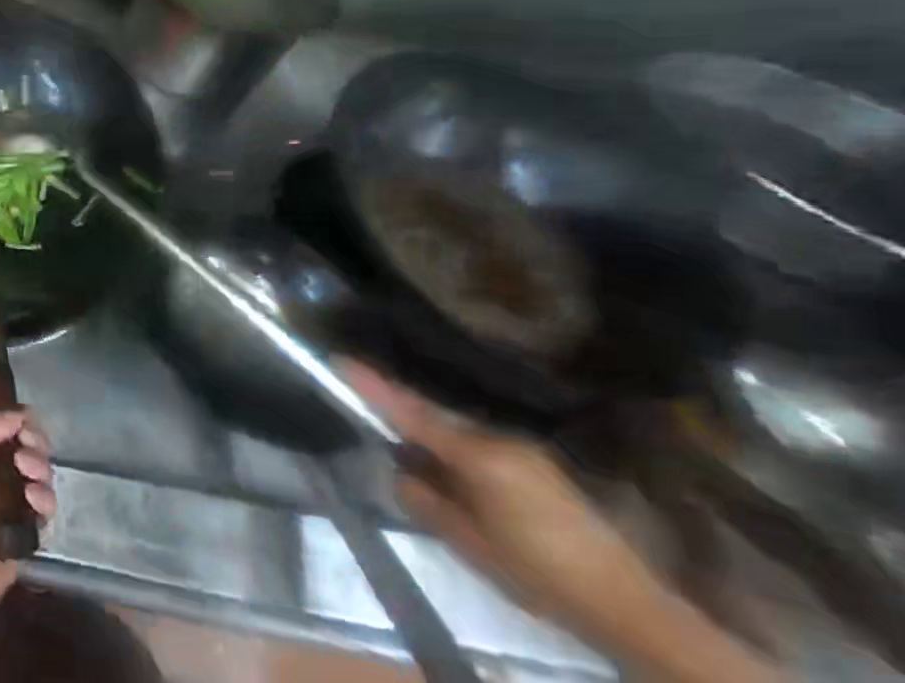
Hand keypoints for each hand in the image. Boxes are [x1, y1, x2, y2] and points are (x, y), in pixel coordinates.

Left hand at [0, 409, 55, 616]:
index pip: (6, 428)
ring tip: (28, 487)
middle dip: (35, 447)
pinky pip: (47, 508)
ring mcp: (12, 504)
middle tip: (24, 460)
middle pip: (29, 449)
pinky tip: (34, 507)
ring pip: (42, 476)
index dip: (21, 424)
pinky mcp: (28, 531)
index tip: (26, 428)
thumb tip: (19, 414)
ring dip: (41, 474)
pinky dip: (45, 503)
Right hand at [342, 362, 665, 639]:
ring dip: (432, 447)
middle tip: (376, 433)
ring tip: (422, 479)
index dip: (373, 387)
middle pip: (434, 419)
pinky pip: (479, 450)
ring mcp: (522, 451)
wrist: (624, 604)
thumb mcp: (465, 540)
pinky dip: (456, 461)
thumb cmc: (535, 571)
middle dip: (401, 421)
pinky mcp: (536, 468)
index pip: (411, 412)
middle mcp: (498, 440)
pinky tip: (458, 491)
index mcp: (476, 455)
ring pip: (457, 436)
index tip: (340, 360)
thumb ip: (422, 498)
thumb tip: (400, 471)